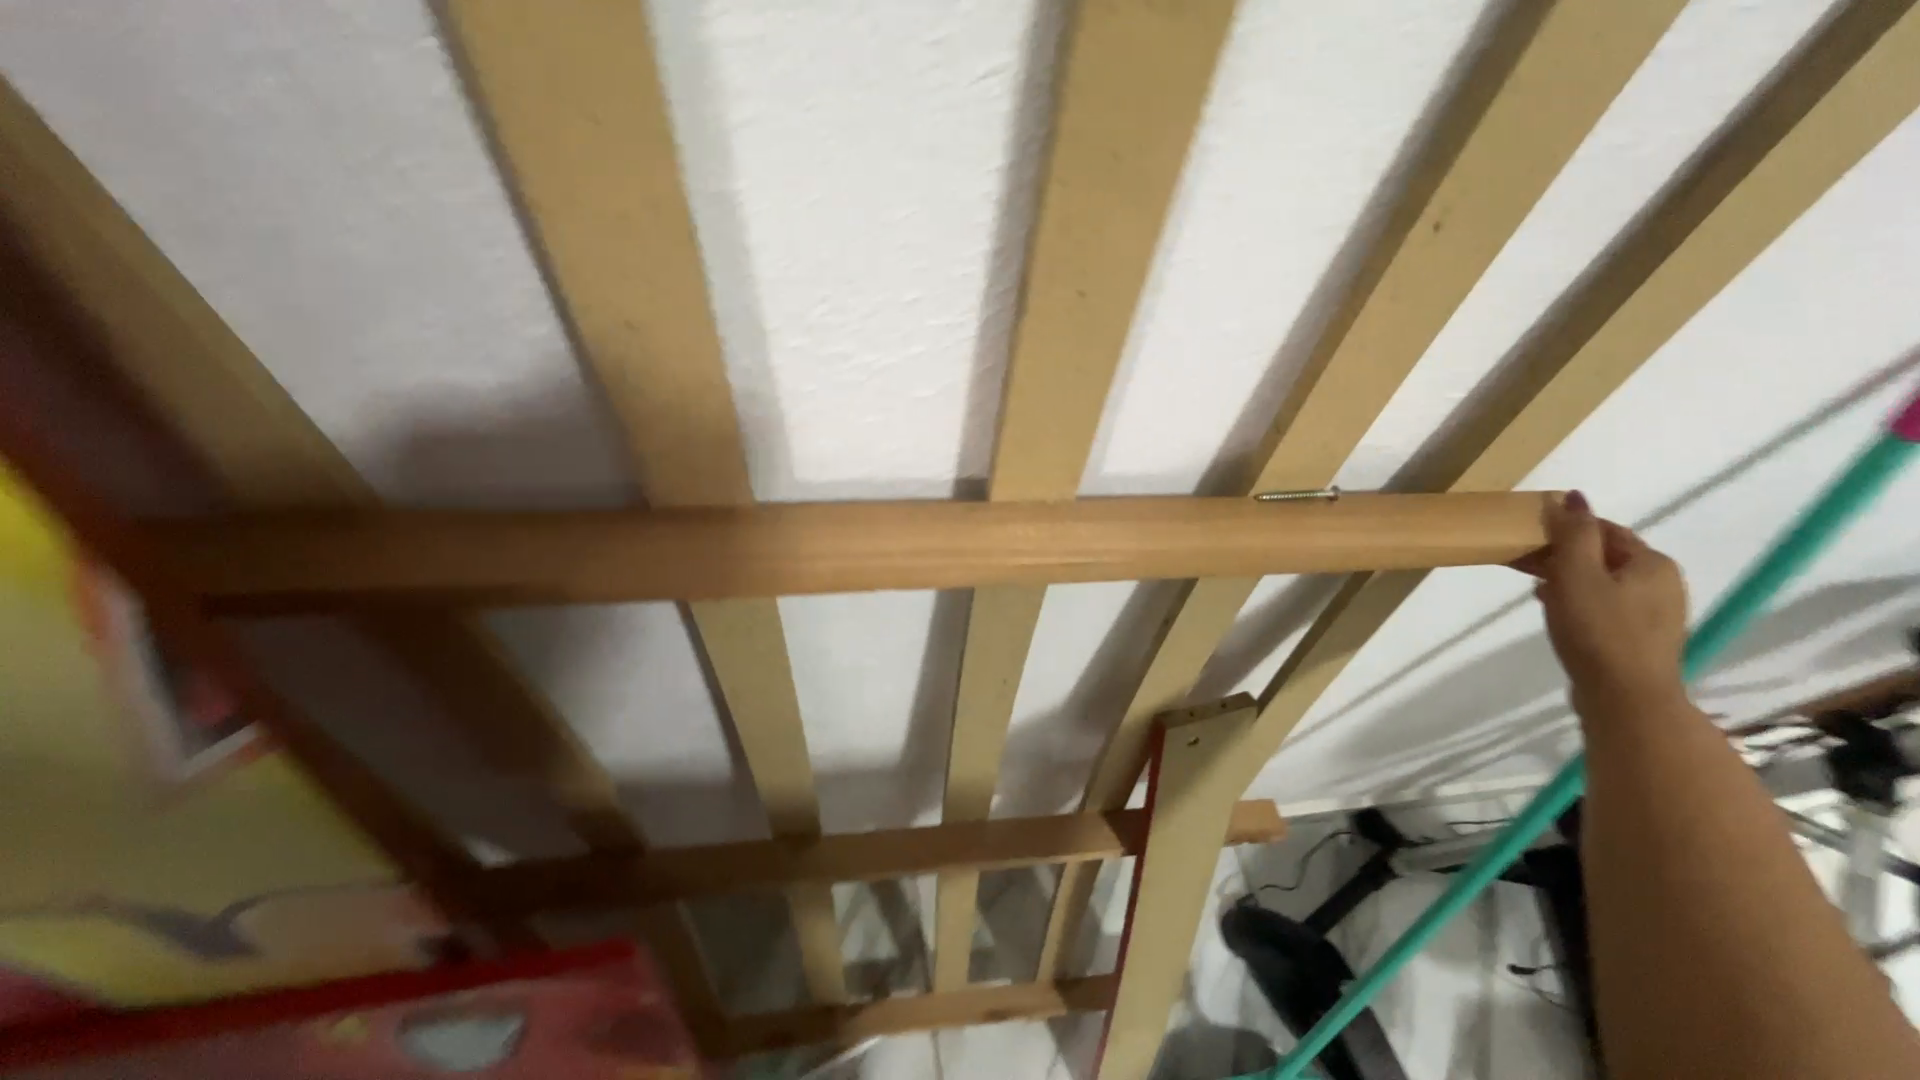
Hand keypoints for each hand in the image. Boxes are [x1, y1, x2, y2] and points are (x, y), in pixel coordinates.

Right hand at [1512, 492, 1688, 715]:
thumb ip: (1573, 533)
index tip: (1530, 536)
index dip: (1566, 528)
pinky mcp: (1642, 640)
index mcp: (1653, 563)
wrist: (1626, 700)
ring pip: (1605, 584)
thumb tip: (1572, 497)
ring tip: (1538, 591)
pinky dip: (1582, 603)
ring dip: (1571, 580)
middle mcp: (1664, 583)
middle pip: (1606, 557)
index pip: (1605, 530)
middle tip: (1526, 564)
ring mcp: (1657, 614)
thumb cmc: (1598, 631)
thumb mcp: (1576, 575)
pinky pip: (1608, 608)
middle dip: (1565, 556)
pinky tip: (1560, 615)